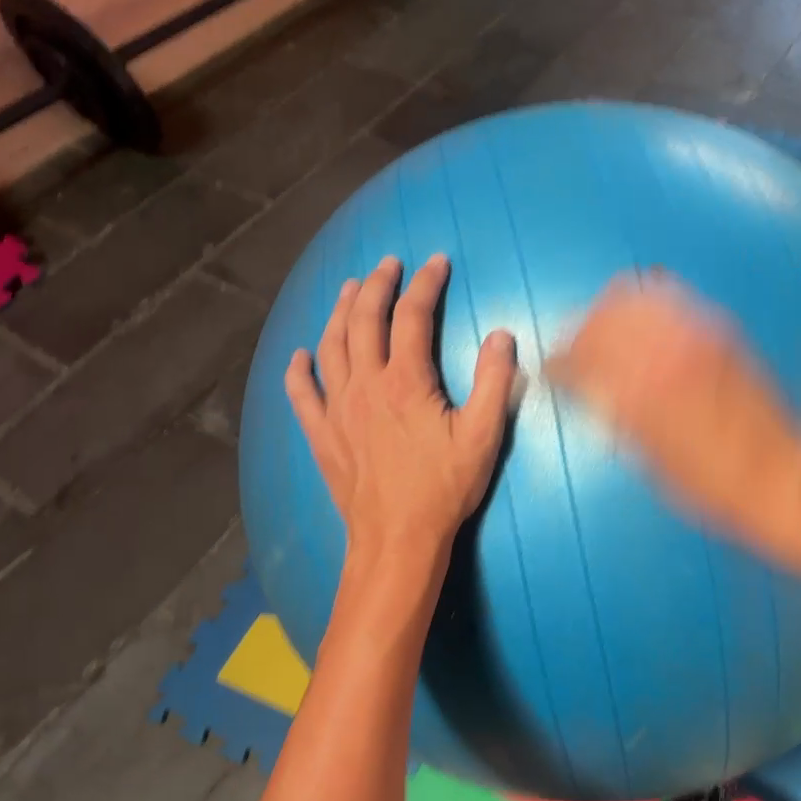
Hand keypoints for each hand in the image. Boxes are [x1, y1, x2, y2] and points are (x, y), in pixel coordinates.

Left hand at [284, 254, 516, 569]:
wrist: (397, 538)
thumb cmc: (444, 488)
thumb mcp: (483, 436)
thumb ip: (495, 382)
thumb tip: (502, 335)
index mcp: (406, 382)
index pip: (413, 317)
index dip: (425, 284)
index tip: (437, 262)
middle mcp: (365, 385)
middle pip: (364, 320)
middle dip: (377, 285)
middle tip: (388, 264)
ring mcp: (337, 409)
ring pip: (331, 346)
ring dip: (339, 312)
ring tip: (349, 289)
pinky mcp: (321, 434)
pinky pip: (301, 393)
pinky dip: (298, 369)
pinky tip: (300, 354)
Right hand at [546, 274, 800, 533]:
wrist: (776, 476)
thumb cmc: (707, 484)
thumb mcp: (646, 456)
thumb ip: (613, 411)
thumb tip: (583, 386)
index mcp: (640, 386)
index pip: (579, 353)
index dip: (558, 361)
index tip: (551, 370)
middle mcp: (665, 348)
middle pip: (602, 315)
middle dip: (582, 331)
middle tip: (576, 352)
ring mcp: (696, 332)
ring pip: (634, 294)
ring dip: (613, 313)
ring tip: (608, 335)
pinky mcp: (719, 328)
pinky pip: (671, 297)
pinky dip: (647, 305)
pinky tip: (645, 327)